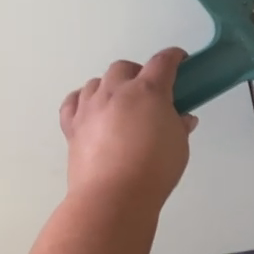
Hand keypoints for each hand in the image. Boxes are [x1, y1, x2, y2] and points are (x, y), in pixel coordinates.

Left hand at [59, 49, 197, 212]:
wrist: (114, 196)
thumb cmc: (155, 168)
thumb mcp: (179, 146)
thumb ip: (179, 126)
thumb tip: (181, 118)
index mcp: (148, 91)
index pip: (162, 62)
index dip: (174, 57)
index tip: (180, 60)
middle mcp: (116, 91)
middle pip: (124, 67)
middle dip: (137, 73)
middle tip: (149, 92)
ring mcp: (90, 107)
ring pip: (97, 81)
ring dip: (110, 86)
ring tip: (120, 104)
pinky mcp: (72, 125)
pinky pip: (73, 101)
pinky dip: (83, 100)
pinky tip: (92, 111)